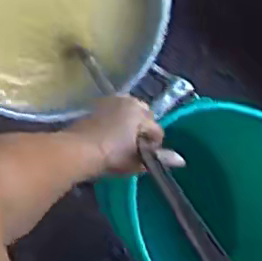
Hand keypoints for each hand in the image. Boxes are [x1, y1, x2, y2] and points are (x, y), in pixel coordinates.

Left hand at [67, 95, 183, 177]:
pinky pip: (114, 109)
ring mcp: (110, 100)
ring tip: (125, 139)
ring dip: (131, 121)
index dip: (154, 144)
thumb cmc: (112, 155)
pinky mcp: (97, 104)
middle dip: (144, 128)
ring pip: (129, 109)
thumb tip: (181, 160)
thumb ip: (160, 157)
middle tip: (136, 146)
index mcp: (139, 112)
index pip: (156, 130)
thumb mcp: (137, 160)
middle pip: (144, 114)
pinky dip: (117, 117)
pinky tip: (111, 132)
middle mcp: (126, 100)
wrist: (80, 149)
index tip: (146, 155)